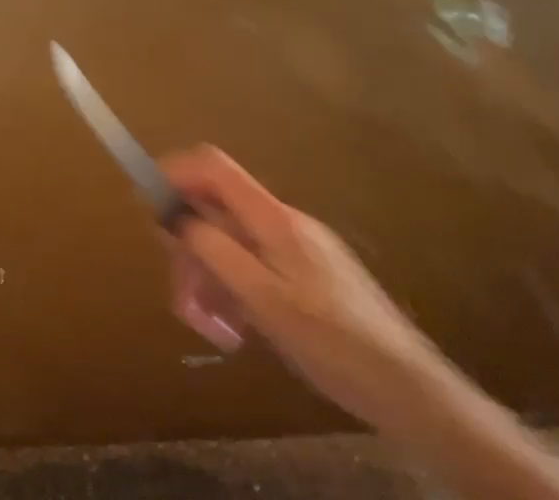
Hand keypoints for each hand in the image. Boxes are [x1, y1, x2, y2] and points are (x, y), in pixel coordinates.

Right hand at [162, 146, 440, 427]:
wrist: (410, 392)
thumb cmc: (332, 341)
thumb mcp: (260, 296)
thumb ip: (214, 248)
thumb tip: (172, 213)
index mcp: (274, 220)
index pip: (213, 166)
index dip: (174, 174)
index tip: (149, 209)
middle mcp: (281, 225)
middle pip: (212, 215)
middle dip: (187, 255)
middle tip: (185, 302)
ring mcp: (293, 251)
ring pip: (225, 248)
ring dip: (206, 284)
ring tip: (214, 330)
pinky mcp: (302, 277)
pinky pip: (248, 270)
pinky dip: (230, 294)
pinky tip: (237, 331)